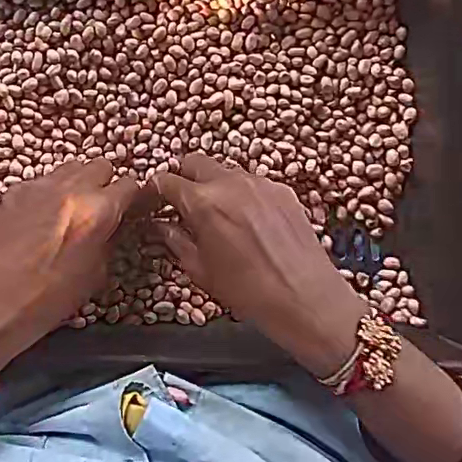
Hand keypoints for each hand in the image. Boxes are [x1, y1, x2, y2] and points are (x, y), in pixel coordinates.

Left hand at [0, 159, 141, 376]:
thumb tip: (115, 224)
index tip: (132, 209)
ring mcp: (37, 186)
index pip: (129, 185)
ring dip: (79, 184)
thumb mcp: (94, 274)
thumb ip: (110, 238)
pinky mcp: (14, 191)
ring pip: (72, 167)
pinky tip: (45, 218)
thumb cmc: (44, 301)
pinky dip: (52, 192)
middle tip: (103, 209)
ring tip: (74, 211)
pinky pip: (44, 181)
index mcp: (95, 211)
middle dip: (106, 185)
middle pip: (101, 166)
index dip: (133, 199)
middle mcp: (68, 188)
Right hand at [150, 154, 371, 377]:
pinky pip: (252, 183)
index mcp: (203, 202)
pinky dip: (241, 194)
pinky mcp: (283, 191)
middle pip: (194, 162)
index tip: (154, 203)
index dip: (155, 190)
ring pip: (225, 171)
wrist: (307, 300)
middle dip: (184, 178)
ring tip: (217, 215)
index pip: (166, 179)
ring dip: (213, 185)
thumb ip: (175, 240)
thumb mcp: (200, 269)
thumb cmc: (248, 291)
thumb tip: (159, 225)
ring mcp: (260, 183)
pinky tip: (247, 222)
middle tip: (182, 204)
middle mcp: (230, 182)